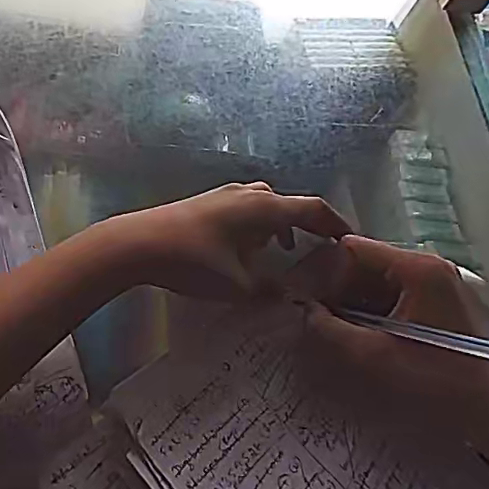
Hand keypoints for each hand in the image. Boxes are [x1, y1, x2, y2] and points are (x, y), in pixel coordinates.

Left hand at [90, 183, 350, 299]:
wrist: (138, 243)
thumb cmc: (194, 261)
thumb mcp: (238, 284)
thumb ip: (269, 289)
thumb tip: (288, 295)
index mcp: (265, 207)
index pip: (312, 209)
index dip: (335, 224)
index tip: (349, 240)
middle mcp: (250, 193)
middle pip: (289, 204)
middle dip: (307, 225)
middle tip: (319, 248)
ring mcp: (227, 194)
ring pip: (266, 205)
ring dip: (279, 225)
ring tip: (283, 249)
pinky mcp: (208, 201)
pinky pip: (246, 208)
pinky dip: (258, 224)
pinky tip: (246, 246)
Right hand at [302, 236, 488, 464]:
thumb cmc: (437, 382)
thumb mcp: (376, 358)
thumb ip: (331, 330)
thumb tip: (301, 310)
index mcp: (417, 269)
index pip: (354, 248)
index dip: (323, 269)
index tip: (301, 294)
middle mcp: (426, 266)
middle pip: (363, 262)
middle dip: (335, 288)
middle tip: (312, 314)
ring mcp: (432, 282)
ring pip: (372, 279)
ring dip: (349, 301)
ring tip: (330, 326)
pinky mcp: (433, 300)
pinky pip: (388, 294)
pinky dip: (367, 310)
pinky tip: (355, 332)